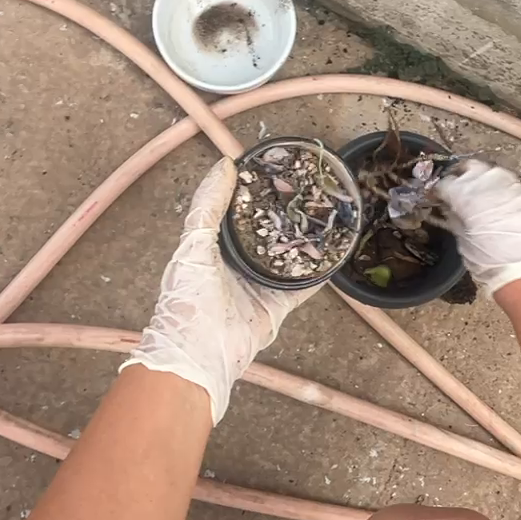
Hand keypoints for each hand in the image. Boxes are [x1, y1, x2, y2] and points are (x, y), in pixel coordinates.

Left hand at [122, 159, 316, 422]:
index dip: (252, 193)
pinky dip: (318, 272)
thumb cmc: (187, 299)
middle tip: (306, 191)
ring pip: (288, 257)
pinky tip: (333, 254)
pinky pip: (304, 286)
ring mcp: (259, 286)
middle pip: (266, 234)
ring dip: (304, 242)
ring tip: (324, 216)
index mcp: (214, 248)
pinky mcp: (278, 306)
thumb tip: (225, 165)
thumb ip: (207, 205)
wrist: (200, 353)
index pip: (236, 214)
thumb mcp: (193, 243)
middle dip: (284, 216)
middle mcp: (238, 265)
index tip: (272, 170)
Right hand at [433, 160, 520, 296]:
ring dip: (491, 185)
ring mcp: (519, 188)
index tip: (439, 195)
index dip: (441, 189)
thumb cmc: (491, 264)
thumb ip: (457, 220)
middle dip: (465, 175)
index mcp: (468, 195)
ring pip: (500, 177)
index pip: (447, 182)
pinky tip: (513, 214)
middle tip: (461, 188)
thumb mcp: (465, 243)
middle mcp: (493, 184)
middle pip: (474, 168)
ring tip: (489, 201)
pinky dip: (513, 199)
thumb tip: (452, 210)